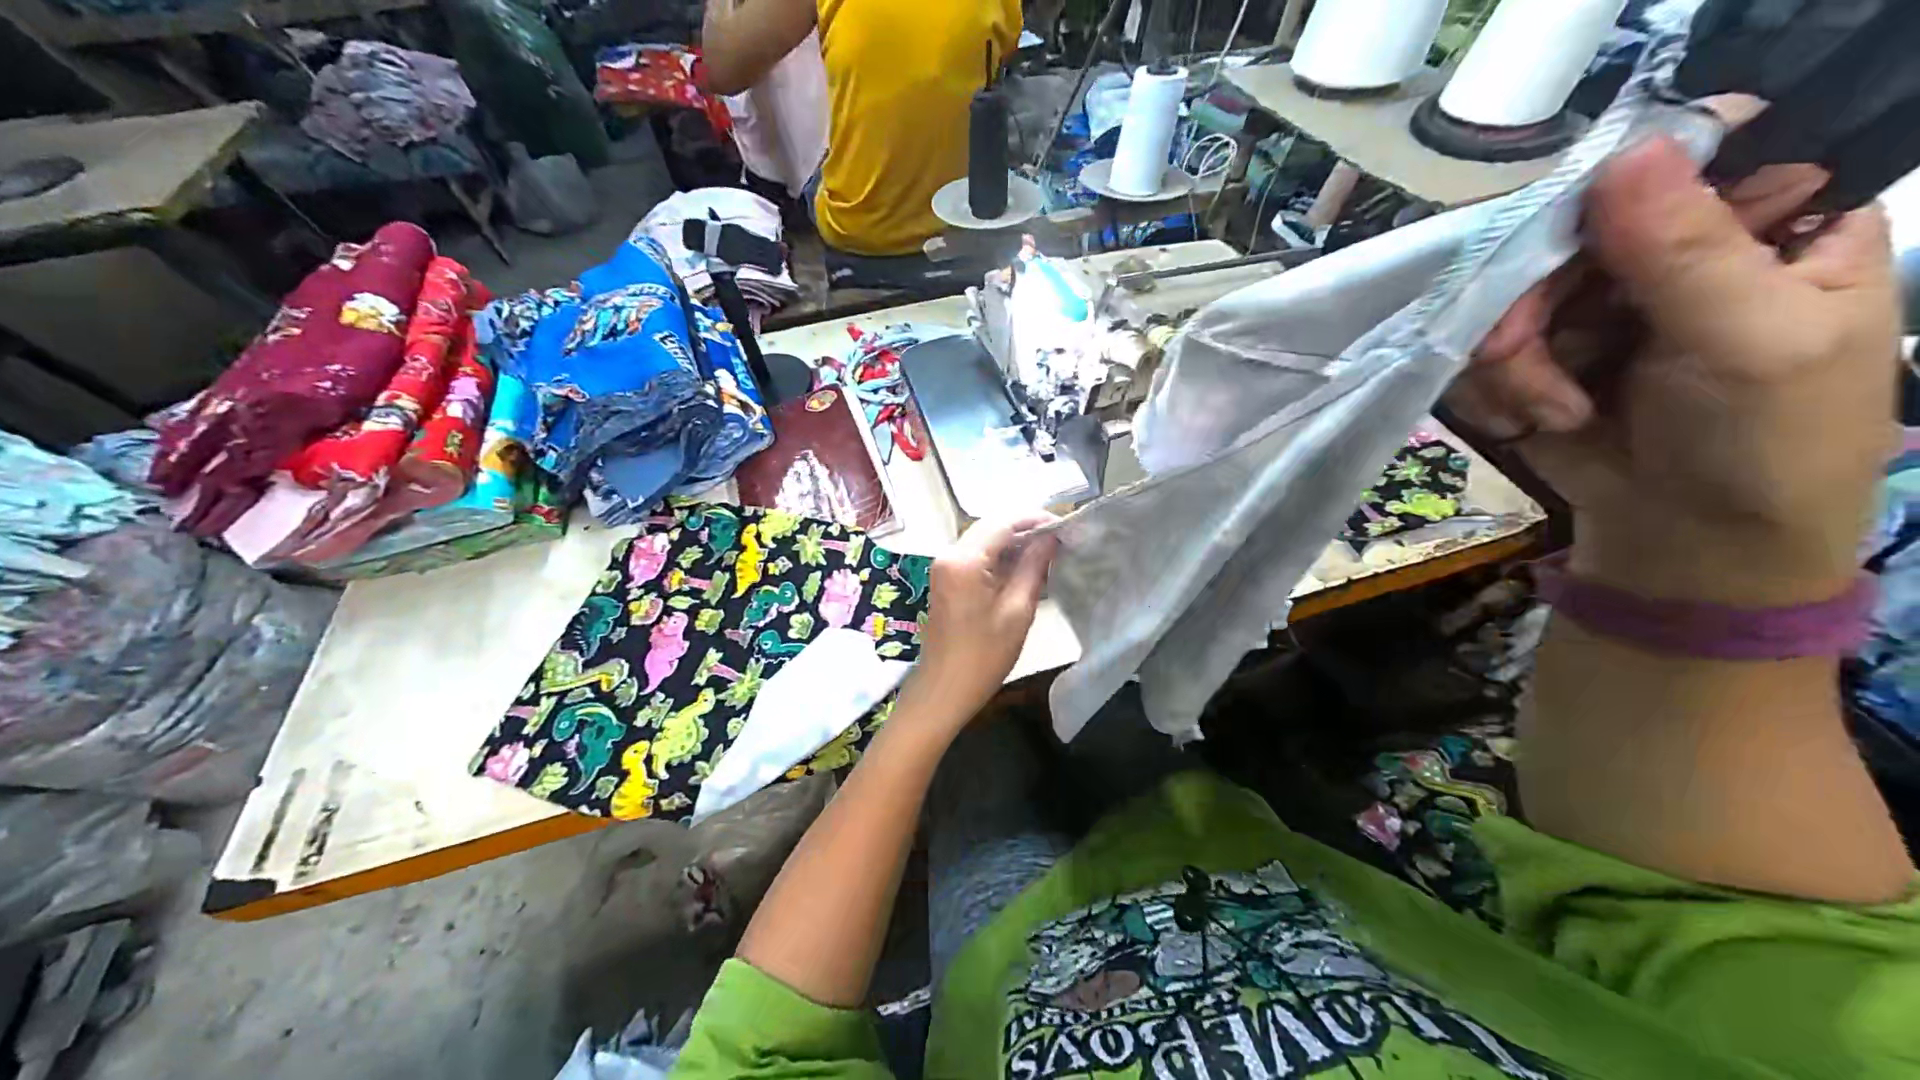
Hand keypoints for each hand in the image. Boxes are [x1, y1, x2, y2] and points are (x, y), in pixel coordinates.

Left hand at [901, 515, 1059, 724]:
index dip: (1035, 519)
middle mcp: (948, 554)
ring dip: (1013, 542)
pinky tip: (1023, 568)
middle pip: (990, 527)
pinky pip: (975, 556)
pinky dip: (999, 556)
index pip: (1003, 522)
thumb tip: (1051, 538)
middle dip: (1024, 529)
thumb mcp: (1018, 610)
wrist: (945, 688)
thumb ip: (1034, 566)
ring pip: (983, 539)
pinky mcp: (945, 578)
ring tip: (1047, 553)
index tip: (1064, 525)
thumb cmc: (984, 655)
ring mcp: (944, 566)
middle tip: (1059, 539)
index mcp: (964, 560)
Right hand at [1444, 136, 1900, 605]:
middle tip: (1525, 357)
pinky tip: (1530, 419)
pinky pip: (1481, 350)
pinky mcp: (1540, 357)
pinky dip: (1494, 389)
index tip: (1566, 243)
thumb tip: (1625, 150)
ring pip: (1504, 299)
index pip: (1673, 160)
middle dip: (1530, 308)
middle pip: (1558, 237)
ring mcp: (1594, 309)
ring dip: (1511, 364)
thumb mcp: (1750, 340)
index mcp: (1760, 223)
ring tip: (1554, 412)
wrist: (1686, 544)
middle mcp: (1665, 255)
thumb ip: (1687, 249)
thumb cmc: (1763, 441)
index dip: (1607, 189)